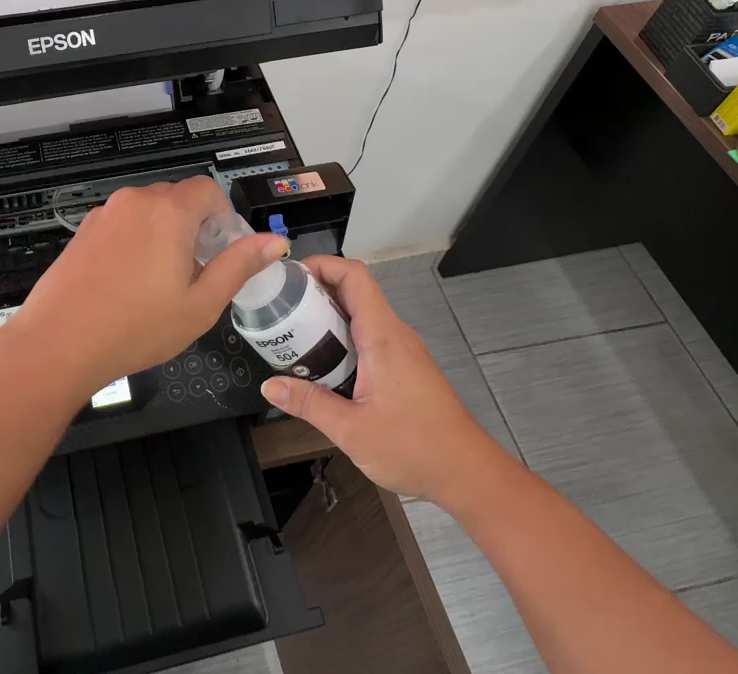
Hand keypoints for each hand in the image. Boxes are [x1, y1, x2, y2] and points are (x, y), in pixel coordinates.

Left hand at [10, 176, 287, 391]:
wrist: (59, 342)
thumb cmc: (135, 327)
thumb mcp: (201, 303)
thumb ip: (240, 266)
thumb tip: (274, 242)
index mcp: (169, 211)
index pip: (209, 190)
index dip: (223, 218)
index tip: (222, 252)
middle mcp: (135, 202)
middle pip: (178, 199)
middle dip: (194, 228)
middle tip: (195, 274)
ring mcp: (105, 214)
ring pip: (148, 213)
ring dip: (163, 236)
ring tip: (160, 285)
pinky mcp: (83, 232)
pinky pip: (122, 225)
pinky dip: (135, 243)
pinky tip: (128, 285)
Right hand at [261, 256, 500, 502]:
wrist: (468, 473)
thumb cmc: (414, 448)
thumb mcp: (351, 430)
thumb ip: (309, 404)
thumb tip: (269, 386)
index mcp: (382, 336)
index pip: (354, 276)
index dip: (321, 264)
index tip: (288, 277)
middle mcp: (394, 334)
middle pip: (354, 291)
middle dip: (315, 291)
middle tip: (279, 309)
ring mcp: (403, 350)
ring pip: (361, 316)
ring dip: (327, 317)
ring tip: (292, 335)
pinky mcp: (406, 367)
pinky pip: (370, 338)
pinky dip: (342, 339)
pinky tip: (323, 366)